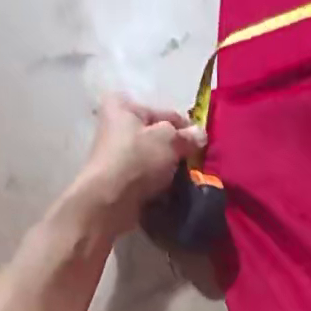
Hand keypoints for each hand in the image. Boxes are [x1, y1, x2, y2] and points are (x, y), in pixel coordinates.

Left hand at [68, 94, 207, 229]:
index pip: (164, 113)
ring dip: (169, 170)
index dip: (185, 127)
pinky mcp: (119, 183)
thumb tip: (200, 135)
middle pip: (156, 137)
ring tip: (187, 179)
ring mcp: (116, 158)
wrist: (109, 203)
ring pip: (152, 160)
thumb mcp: (169, 139)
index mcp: (121, 107)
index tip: (201, 143)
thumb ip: (187, 136)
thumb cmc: (137, 159)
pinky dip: (159, 186)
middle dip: (176, 150)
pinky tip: (173, 193)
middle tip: (196, 163)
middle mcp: (115, 129)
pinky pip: (146, 180)